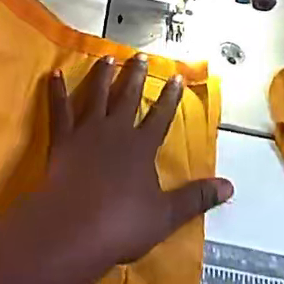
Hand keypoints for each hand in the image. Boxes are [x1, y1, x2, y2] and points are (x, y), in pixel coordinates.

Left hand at [38, 55, 234, 271]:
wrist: (75, 226)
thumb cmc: (122, 223)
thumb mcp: (166, 215)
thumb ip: (196, 197)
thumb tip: (229, 186)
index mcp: (141, 147)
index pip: (160, 117)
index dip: (169, 98)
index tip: (176, 78)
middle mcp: (116, 131)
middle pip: (128, 97)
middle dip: (135, 76)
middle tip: (140, 56)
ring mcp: (87, 131)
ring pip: (96, 95)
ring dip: (102, 75)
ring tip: (107, 57)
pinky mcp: (62, 138)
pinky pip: (59, 109)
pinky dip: (57, 91)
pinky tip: (55, 74)